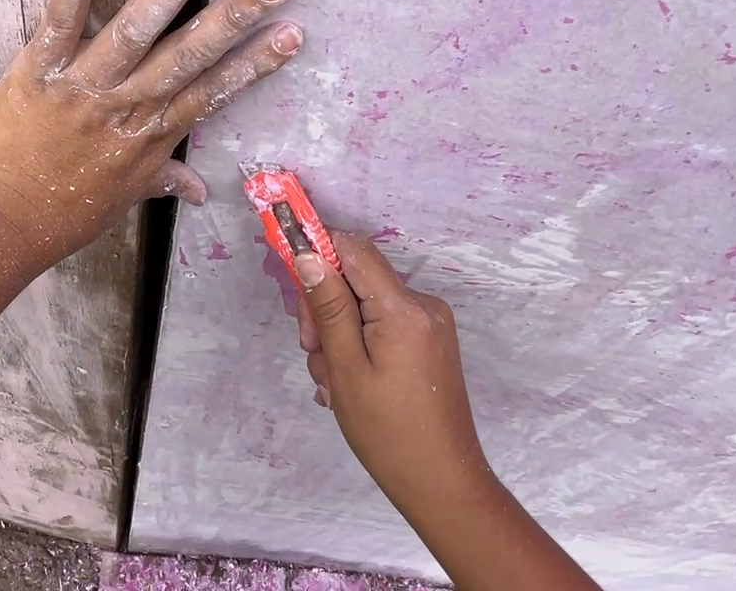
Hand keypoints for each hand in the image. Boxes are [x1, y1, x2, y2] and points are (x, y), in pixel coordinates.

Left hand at [0, 0, 302, 267]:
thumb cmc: (59, 214)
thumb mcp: (120, 200)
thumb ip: (162, 182)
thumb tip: (201, 190)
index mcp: (150, 136)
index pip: (213, 91)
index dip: (255, 62)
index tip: (293, 32)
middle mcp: (126, 106)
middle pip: (189, 54)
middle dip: (236, 14)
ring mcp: (84, 86)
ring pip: (137, 29)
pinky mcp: (38, 70)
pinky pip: (60, 22)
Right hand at [295, 232, 491, 519]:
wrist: (443, 486)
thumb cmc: (387, 433)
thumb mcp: (346, 369)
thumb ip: (328, 308)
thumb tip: (308, 255)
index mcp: (404, 309)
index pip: (354, 249)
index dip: (318, 249)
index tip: (291, 273)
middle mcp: (423, 305)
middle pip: (356, 277)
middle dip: (325, 306)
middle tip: (312, 350)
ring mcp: (429, 323)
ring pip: (364, 303)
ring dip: (338, 332)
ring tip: (333, 380)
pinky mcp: (428, 340)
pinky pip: (381, 322)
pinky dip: (358, 342)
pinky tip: (349, 381)